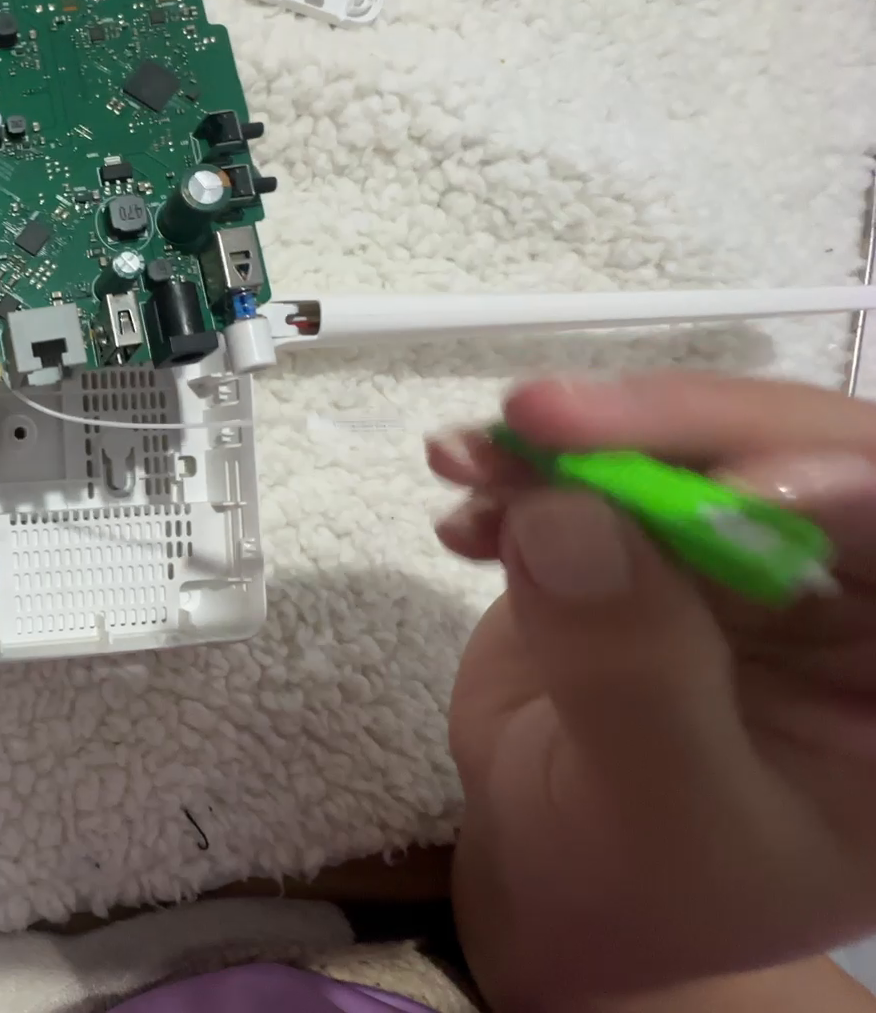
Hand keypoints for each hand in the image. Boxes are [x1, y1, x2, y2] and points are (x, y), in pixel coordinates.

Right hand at [428, 373, 875, 1002]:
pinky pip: (566, 487)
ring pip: (654, 455)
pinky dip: (504, 484)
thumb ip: (630, 672)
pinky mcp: (610, 556)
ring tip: (456, 460)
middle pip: (776, 457)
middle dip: (655, 427)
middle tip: (531, 414)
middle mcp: (836, 593)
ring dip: (552, 446)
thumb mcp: (657, 806)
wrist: (556, 873)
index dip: (836, 477)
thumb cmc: (638, 878)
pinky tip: (455, 521)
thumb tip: (562, 517)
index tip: (707, 481)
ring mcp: (711, 567)